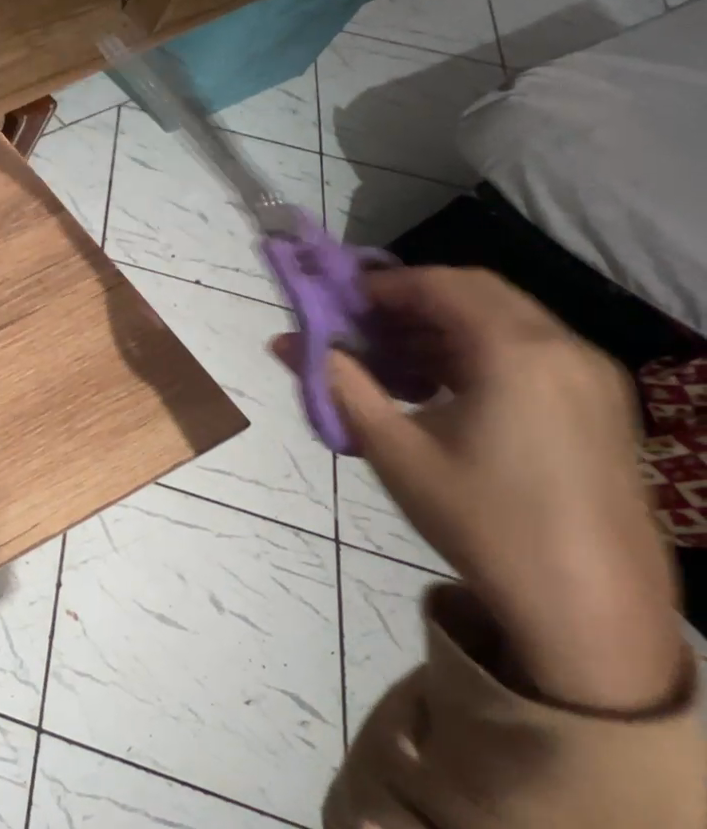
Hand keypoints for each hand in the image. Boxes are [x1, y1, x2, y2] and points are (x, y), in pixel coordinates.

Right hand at [286, 267, 684, 712]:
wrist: (587, 599)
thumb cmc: (480, 518)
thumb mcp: (394, 450)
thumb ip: (339, 384)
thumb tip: (284, 342)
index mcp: (517, 353)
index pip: (442, 284)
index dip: (381, 285)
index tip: (333, 304)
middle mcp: (564, 349)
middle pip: (477, 294)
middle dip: (408, 303)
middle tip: (355, 330)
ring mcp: (591, 376)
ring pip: (505, 321)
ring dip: (440, 327)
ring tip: (386, 364)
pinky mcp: (600, 404)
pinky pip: (530, 352)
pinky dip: (475, 352)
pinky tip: (435, 391)